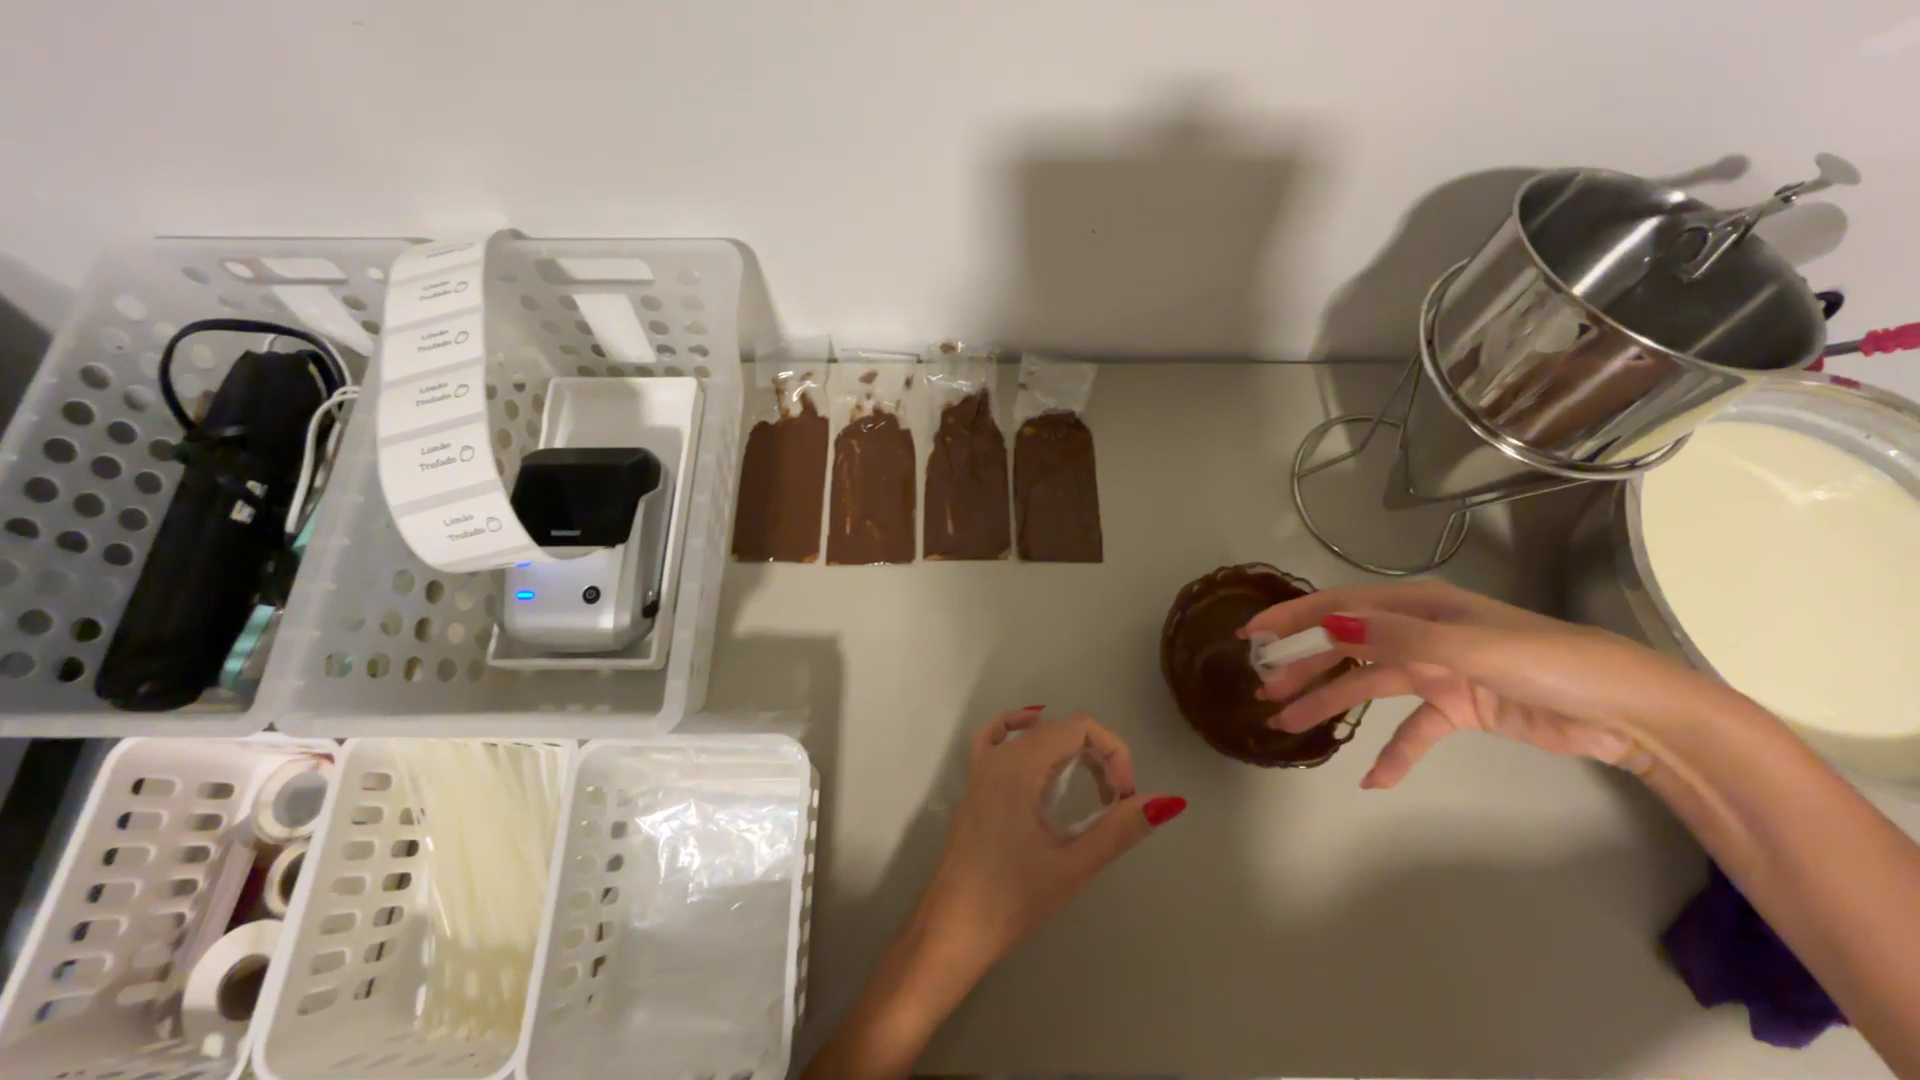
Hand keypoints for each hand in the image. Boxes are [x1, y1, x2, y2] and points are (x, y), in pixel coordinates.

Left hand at [917, 708, 1185, 965]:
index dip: (1114, 753)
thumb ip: (1120, 829)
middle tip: (1114, 806)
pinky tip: (1039, 746)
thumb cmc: (1011, 899)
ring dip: (1069, 751)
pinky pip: (997, 740)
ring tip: (1090, 790)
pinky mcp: (974, 788)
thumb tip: (1168, 801)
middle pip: (1059, 728)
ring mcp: (981, 770)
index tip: (1123, 800)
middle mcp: (998, 758)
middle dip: (1097, 756)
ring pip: (1034, 735)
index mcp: (1020, 767)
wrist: (951, 930)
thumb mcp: (1073, 865)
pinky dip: (1021, 733)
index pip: (1080, 727)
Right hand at [1242, 581, 1722, 788]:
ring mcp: (1440, 670)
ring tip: (1290, 727)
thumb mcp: (1470, 647)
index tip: (1250, 636)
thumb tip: (1330, 628)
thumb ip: (1398, 639)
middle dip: (1304, 668)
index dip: (1292, 618)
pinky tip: (1371, 778)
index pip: (1341, 607)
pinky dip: (1391, 752)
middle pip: (1348, 648)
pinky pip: (1412, 729)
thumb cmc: (1549, 664)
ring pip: (1370, 687)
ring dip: (1332, 706)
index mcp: (1421, 607)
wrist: (1629, 711)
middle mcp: (1422, 632)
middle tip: (1263, 694)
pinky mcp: (1459, 707)